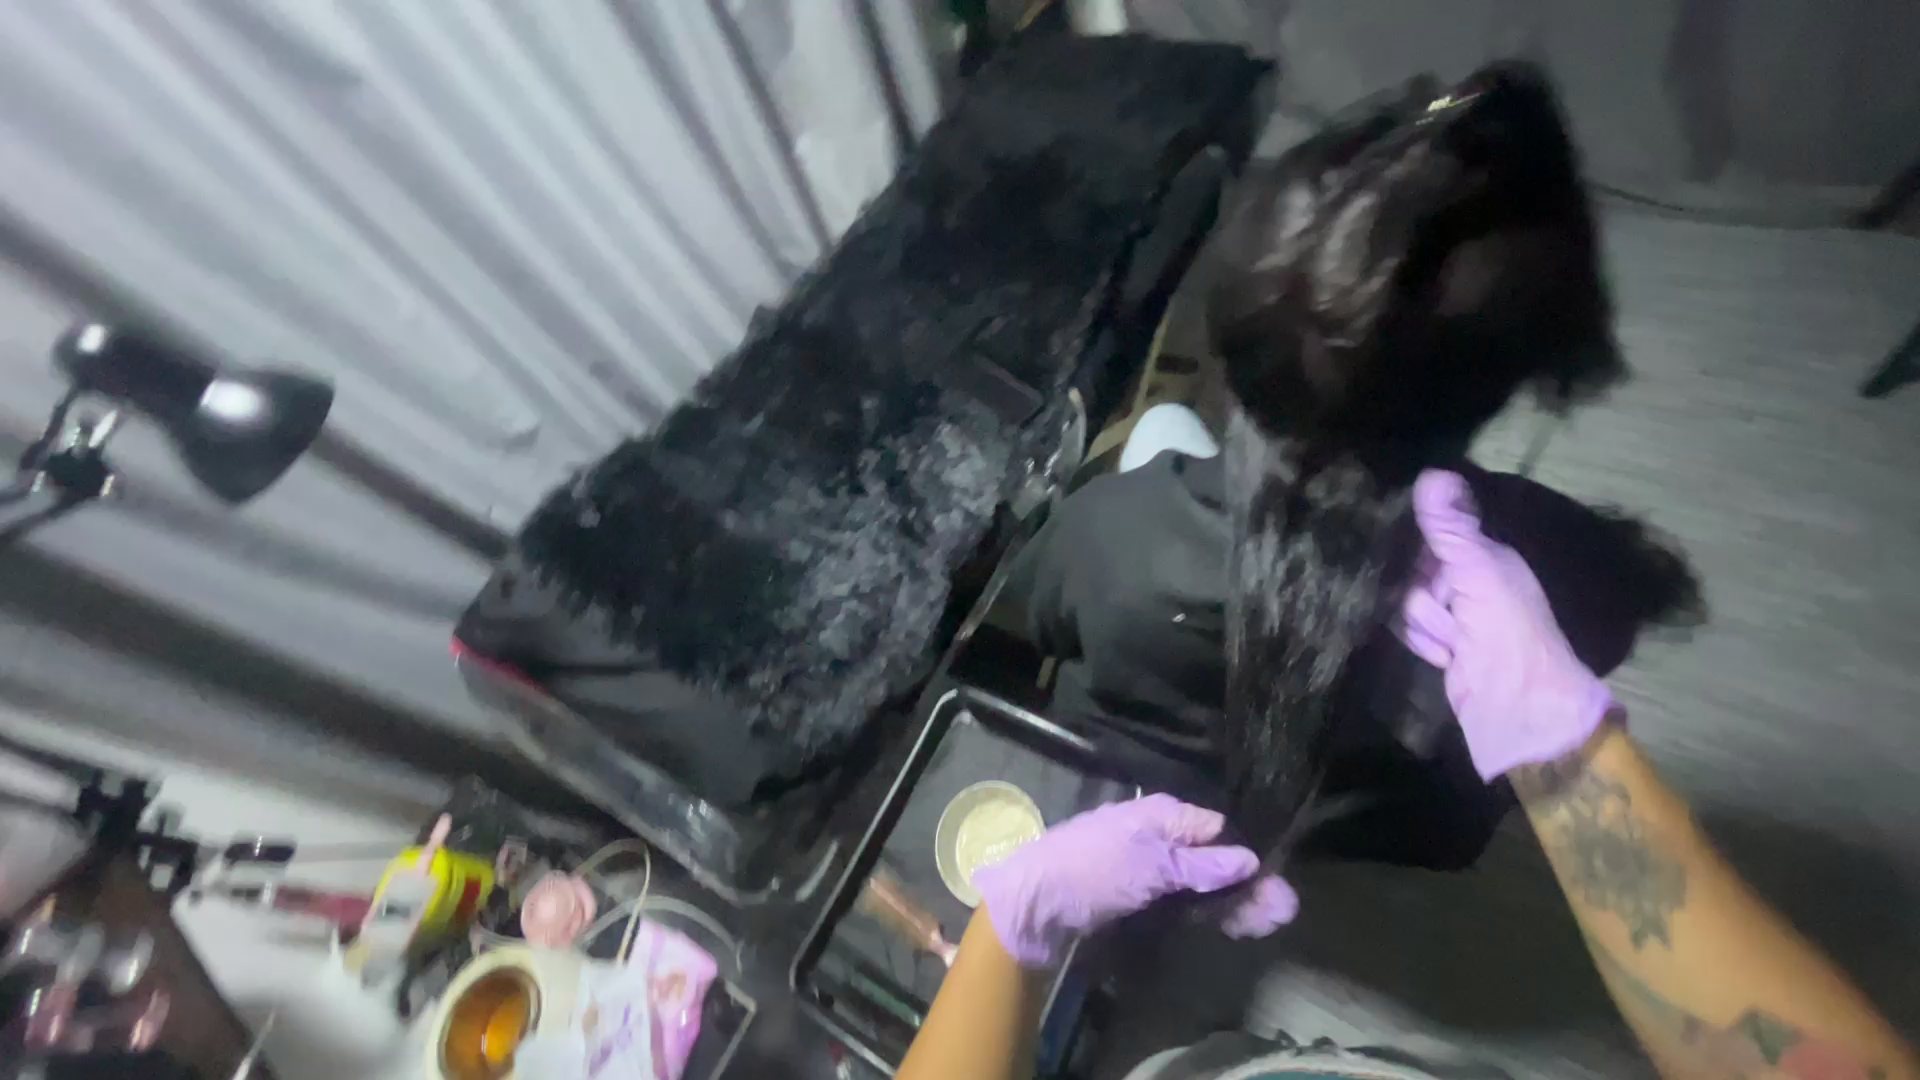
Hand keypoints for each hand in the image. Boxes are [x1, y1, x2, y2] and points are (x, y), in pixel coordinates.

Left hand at [971, 794, 1298, 967]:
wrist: (1033, 902)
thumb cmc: (1092, 872)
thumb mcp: (1150, 866)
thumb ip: (1200, 865)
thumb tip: (1250, 857)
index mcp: (1160, 814)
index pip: (1217, 829)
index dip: (1246, 857)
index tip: (1275, 888)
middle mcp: (1156, 833)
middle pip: (1211, 856)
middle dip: (1245, 884)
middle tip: (1280, 916)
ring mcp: (1144, 863)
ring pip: (1197, 879)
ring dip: (1229, 899)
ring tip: (1264, 923)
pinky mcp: (1134, 891)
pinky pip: (1178, 896)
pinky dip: (1201, 909)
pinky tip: (1225, 923)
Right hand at [1401, 470, 1614, 779]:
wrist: (1513, 699)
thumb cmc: (1506, 626)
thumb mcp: (1477, 568)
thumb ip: (1450, 526)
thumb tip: (1432, 470)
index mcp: (1484, 555)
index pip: (1431, 532)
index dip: (1418, 547)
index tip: (1420, 561)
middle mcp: (1466, 579)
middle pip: (1409, 569)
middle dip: (1424, 595)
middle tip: (1452, 611)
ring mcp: (1451, 612)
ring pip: (1403, 599)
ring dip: (1424, 624)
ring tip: (1453, 641)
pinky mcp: (1435, 640)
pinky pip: (1403, 627)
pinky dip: (1422, 642)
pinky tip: (1445, 655)